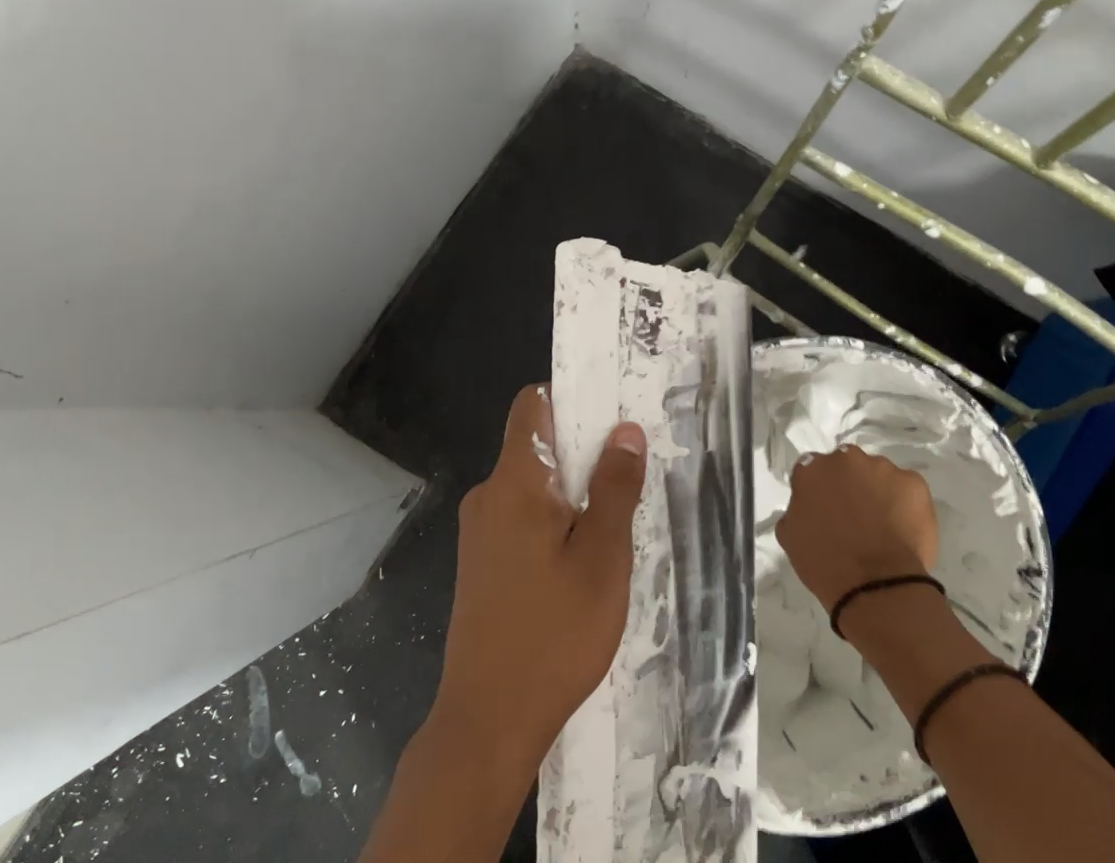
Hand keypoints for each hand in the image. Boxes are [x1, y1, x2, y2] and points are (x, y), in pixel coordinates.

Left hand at [430, 383, 646, 764]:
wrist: (488, 717)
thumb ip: (614, 490)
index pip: (533, 405)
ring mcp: (479, 534)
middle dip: (585, 452)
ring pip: (533, 489)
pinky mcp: (481, 565)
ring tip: (619, 522)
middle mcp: (487, 498)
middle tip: (635, 473)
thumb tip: (624, 431)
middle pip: (537, 447)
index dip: (574, 396)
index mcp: (513, 484)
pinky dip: (555, 523)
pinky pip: (522, 521)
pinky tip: (585, 560)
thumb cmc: (553, 634)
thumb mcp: (602, 560)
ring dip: (574, 494)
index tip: (617, 408)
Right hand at [776, 445, 937, 611]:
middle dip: (849, 483)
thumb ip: (798, 509)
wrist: (876, 585)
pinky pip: (906, 488)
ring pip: (879, 475)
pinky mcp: (914, 482)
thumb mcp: (791, 536)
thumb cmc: (825, 564)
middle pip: (847, 465)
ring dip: (878, 491)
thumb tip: (808, 506)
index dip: (820, 489)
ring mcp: (883, 468)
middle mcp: (847, 459)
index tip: (825, 508)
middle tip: (854, 515)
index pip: (812, 469)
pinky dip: (904, 503)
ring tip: (882, 525)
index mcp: (812, 470)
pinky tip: (902, 528)